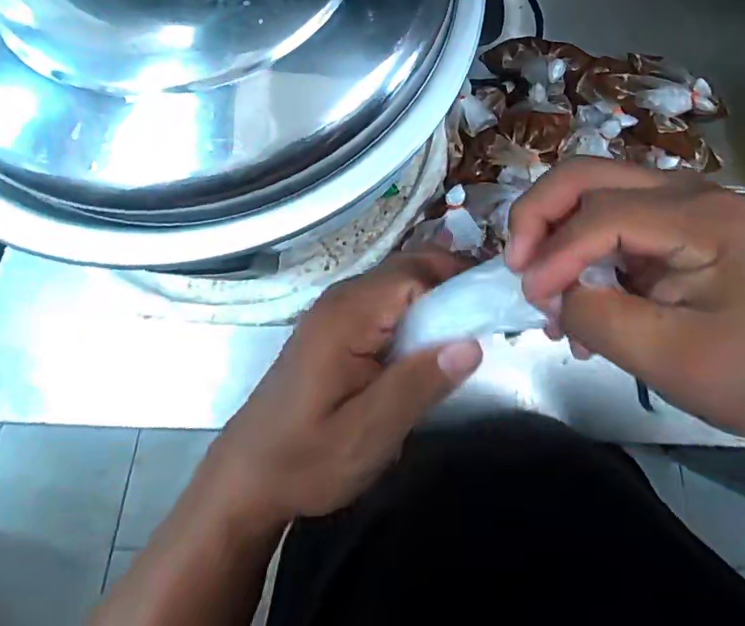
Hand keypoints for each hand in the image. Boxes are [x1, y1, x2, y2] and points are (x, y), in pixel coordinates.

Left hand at [200, 249, 484, 526]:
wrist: (248, 476)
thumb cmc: (305, 459)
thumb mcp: (367, 434)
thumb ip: (419, 384)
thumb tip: (472, 343)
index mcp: (348, 314)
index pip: (416, 273)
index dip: (459, 284)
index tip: (496, 310)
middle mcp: (343, 297)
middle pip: (411, 267)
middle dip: (455, 283)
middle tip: (493, 318)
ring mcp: (339, 308)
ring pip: (402, 281)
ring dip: (440, 297)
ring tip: (474, 330)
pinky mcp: (340, 324)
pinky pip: (389, 301)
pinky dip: (419, 311)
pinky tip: (436, 342)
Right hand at [506, 157, 744, 441]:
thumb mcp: (667, 357)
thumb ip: (595, 317)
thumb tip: (544, 293)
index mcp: (705, 217)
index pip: (606, 213)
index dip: (557, 252)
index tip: (530, 298)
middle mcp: (689, 191)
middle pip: (590, 174)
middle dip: (541, 214)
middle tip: (515, 262)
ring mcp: (679, 203)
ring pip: (591, 189)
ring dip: (554, 230)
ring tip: (541, 287)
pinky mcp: (667, 223)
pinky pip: (604, 219)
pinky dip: (576, 249)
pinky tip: (572, 298)